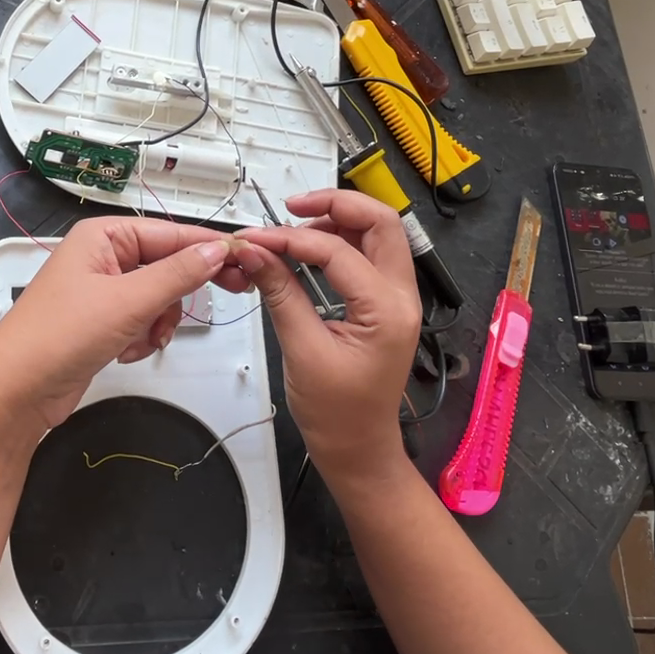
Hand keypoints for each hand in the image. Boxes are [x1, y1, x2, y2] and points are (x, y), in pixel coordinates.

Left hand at [0, 218, 245, 431]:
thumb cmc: (56, 337)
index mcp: (103, 236)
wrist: (16, 392)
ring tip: (141, 338)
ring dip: (158, 322)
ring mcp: (101, 291)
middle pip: (166, 265)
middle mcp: (102, 257)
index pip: (170, 233)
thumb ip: (178, 274)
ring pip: (158, 297)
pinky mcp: (102, 321)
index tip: (244, 259)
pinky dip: (143, 337)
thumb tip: (215, 250)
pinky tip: (125, 351)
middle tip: (208, 301)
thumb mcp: (128, 301)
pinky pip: (143, 321)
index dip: (208, 247)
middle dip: (175, 295)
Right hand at [234, 190, 421, 479]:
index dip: (290, 237)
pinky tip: (308, 248)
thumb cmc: (334, 412)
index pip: (337, 250)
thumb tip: (252, 250)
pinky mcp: (385, 304)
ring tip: (294, 229)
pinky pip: (370, 255)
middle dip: (336, 203)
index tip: (252, 240)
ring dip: (339, 220)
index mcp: (386, 310)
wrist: (359, 449)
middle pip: (381, 222)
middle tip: (291, 207)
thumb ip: (279, 292)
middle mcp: (402, 296)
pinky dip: (341, 241)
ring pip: (378, 234)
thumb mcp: (301, 349)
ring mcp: (398, 298)